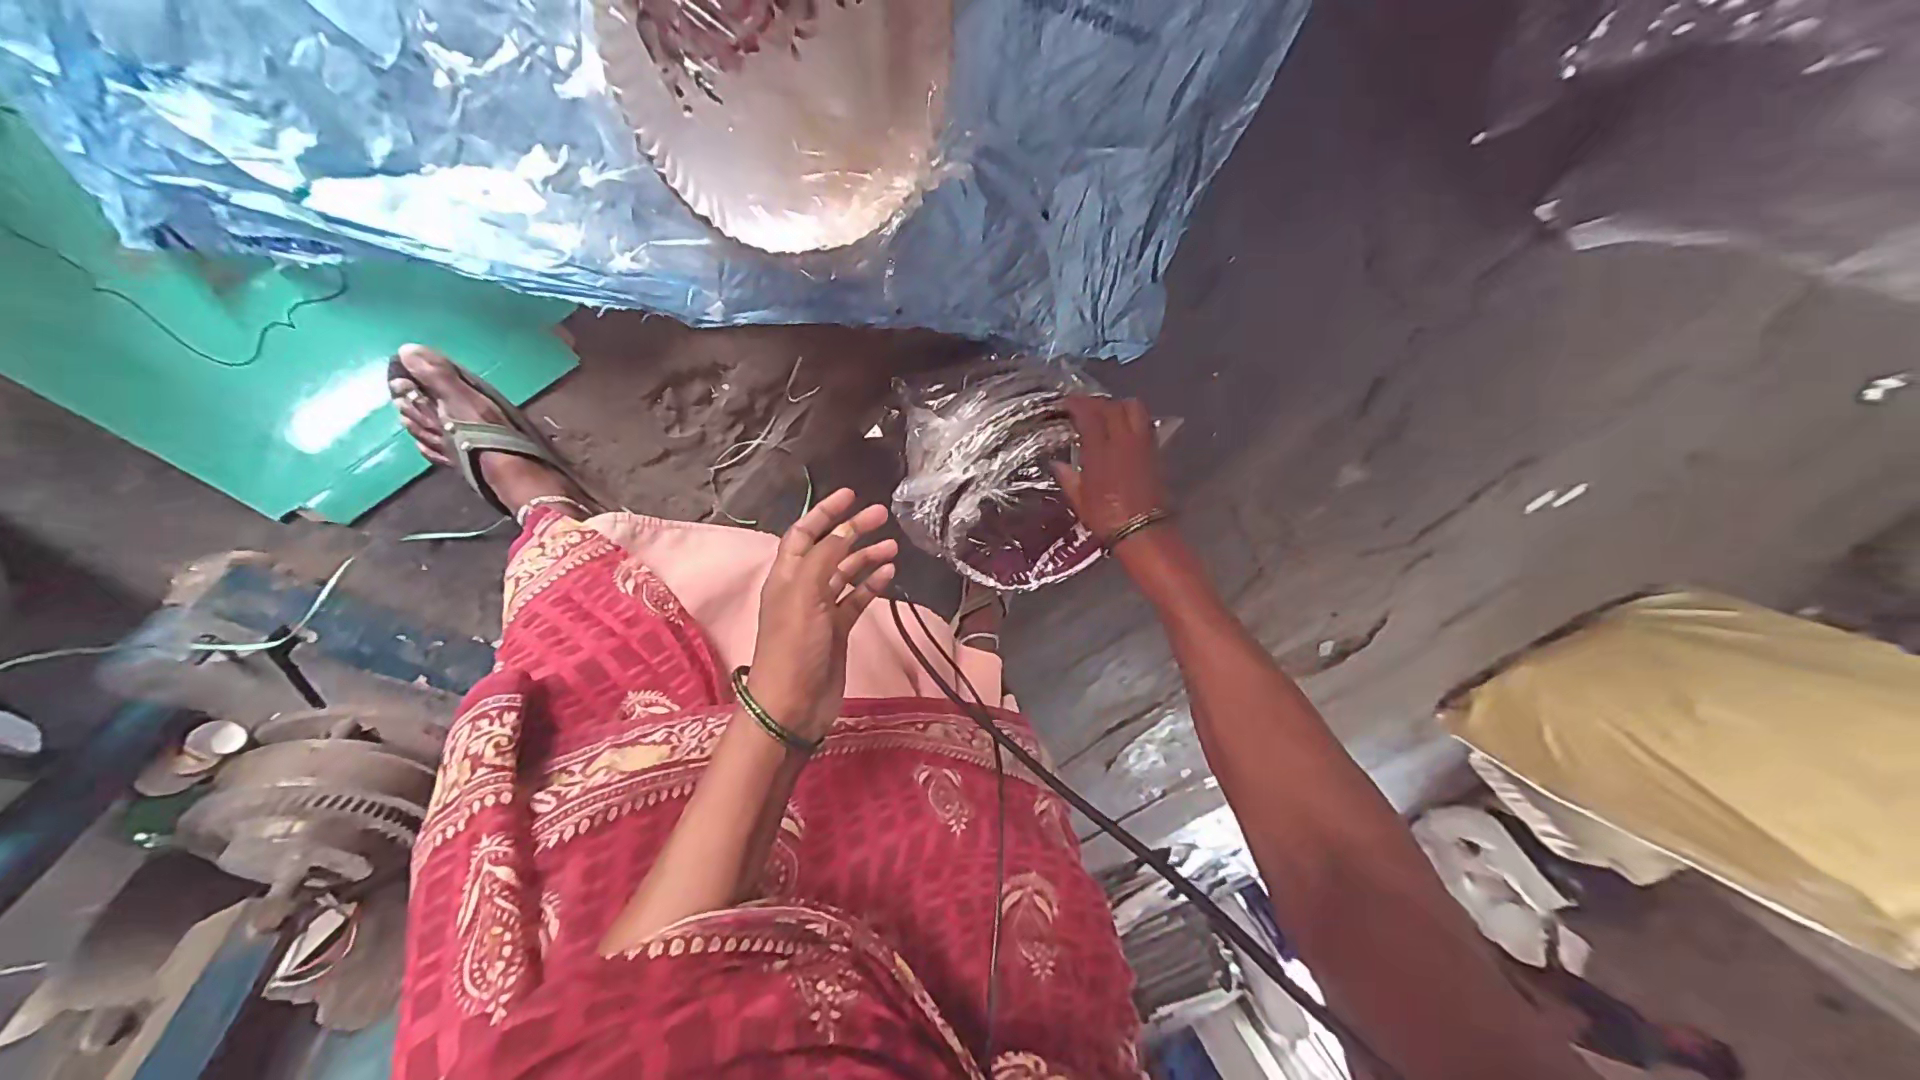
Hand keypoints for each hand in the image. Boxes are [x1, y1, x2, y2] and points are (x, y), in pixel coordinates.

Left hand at [747, 488, 897, 740]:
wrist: (793, 705)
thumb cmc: (793, 647)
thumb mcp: (805, 596)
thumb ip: (825, 558)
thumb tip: (845, 529)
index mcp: (787, 576)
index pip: (805, 533)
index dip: (825, 512)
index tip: (850, 495)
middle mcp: (804, 588)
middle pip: (830, 550)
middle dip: (853, 530)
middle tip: (881, 515)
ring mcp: (822, 610)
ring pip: (846, 574)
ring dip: (867, 558)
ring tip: (893, 546)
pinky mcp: (838, 630)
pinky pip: (857, 600)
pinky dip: (872, 586)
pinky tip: (888, 575)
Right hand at [1051, 395, 1172, 541]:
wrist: (1144, 532)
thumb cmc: (1107, 518)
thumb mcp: (1080, 500)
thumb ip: (1068, 478)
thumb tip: (1058, 464)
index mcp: (1101, 451)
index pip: (1090, 415)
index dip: (1078, 404)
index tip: (1067, 403)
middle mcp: (1123, 441)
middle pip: (1112, 406)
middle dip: (1096, 402)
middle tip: (1084, 407)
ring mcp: (1142, 444)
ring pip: (1134, 408)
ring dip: (1118, 405)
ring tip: (1106, 413)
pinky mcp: (1155, 451)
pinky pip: (1144, 422)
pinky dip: (1132, 418)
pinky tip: (1123, 428)